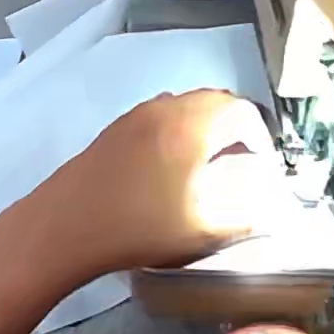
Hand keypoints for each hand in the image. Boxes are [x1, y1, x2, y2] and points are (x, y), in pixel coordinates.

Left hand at [0, 89, 274, 288]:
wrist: (64, 227)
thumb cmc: (137, 229)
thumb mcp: (200, 232)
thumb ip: (243, 221)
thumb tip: (269, 214)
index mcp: (192, 126)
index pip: (244, 113)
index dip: (262, 138)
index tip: (262, 167)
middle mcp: (166, 109)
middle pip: (216, 101)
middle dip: (237, 126)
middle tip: (243, 160)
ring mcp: (137, 114)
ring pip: (187, 104)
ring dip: (207, 124)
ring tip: (210, 161)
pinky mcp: (116, 127)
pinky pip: (161, 113)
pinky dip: (180, 127)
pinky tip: (172, 164)